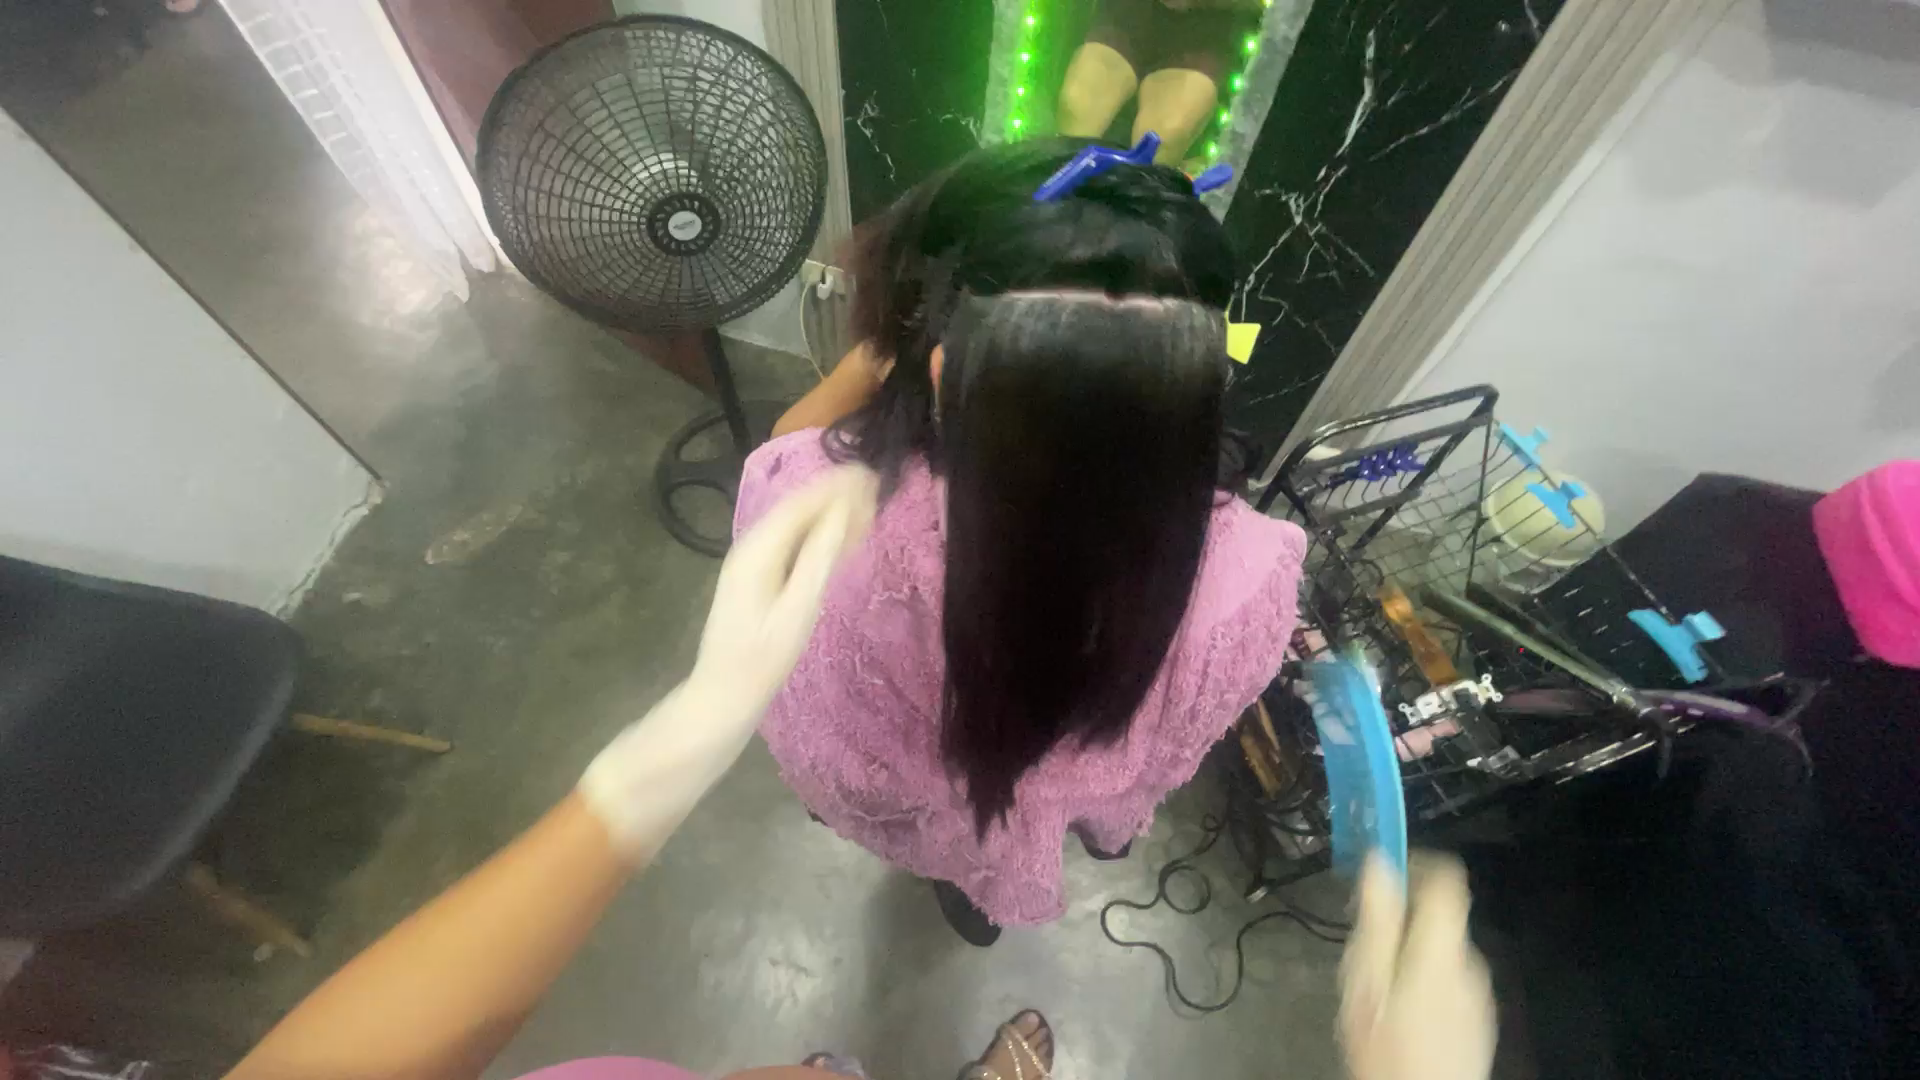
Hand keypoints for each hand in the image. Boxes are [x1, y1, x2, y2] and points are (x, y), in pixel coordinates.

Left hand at [689, 464, 878, 713]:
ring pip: (797, 526)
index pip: (801, 504)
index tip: (870, 475)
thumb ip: (820, 558)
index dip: (836, 487)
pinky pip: (793, 545)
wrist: (725, 695)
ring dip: (831, 515)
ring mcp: (754, 562)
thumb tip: (843, 512)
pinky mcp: (760, 578)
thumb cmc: (762, 659)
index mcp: (758, 551)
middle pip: (798, 509)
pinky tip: (845, 538)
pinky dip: (820, 537)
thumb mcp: (798, 610)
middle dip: (836, 496)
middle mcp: (752, 547)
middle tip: (876, 489)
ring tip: (869, 507)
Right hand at [1339, 852, 1496, 1079]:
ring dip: (1408, 946)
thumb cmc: (1385, 1042)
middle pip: (1439, 915)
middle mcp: (1470, 965)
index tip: (1381, 870)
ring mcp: (1479, 995)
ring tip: (1374, 980)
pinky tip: (1399, 1006)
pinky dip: (1423, 973)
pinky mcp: (1477, 1020)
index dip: (1416, 862)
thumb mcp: (1365, 977)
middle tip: (1360, 938)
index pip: (1447, 880)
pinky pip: (1449, 976)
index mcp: (1442, 948)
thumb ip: (1377, 917)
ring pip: (1440, 945)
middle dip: (1398, 914)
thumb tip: (1378, 859)